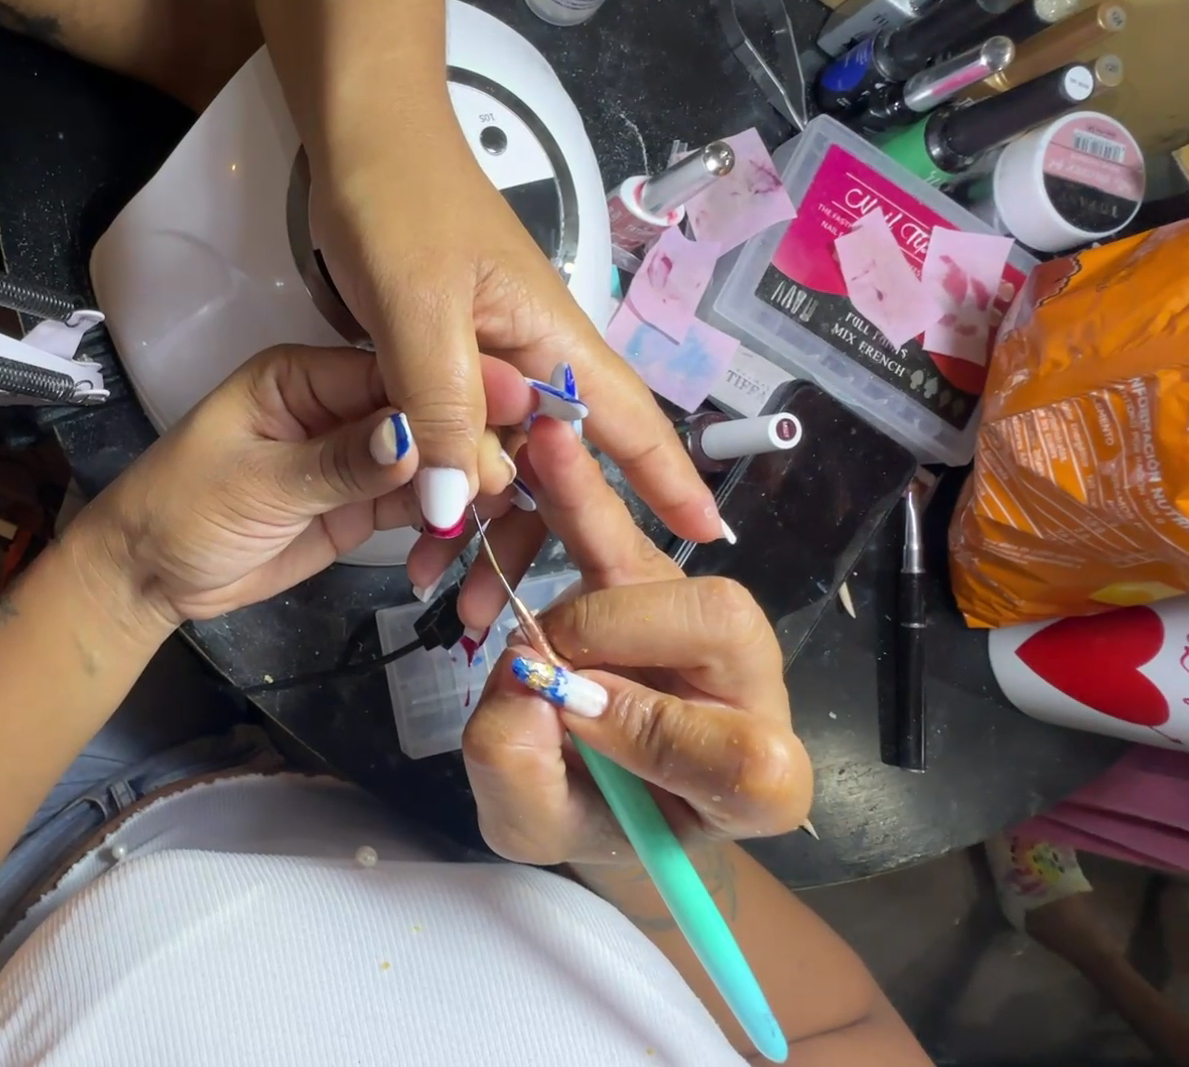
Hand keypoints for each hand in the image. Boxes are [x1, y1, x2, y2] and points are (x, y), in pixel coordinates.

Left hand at [78, 344, 533, 625]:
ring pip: (424, 460)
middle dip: (460, 443)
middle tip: (503, 478)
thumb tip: (417, 440)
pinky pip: (410, 501)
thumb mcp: (257, 482)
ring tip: (498, 505)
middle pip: (419, 415)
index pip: (391, 373)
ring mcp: (351, 457)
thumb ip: (338, 463)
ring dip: (457, 481)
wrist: (152, 574)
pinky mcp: (357, 503)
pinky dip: (438, 515)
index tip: (510, 414)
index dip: (448, 395)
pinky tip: (466, 528)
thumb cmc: (183, 510)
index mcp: (304, 376)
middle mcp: (335, 407)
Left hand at [311, 125, 721, 577]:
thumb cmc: (400, 209)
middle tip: (487, 613)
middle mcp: (527, 359)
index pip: (625, 421)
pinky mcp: (440, 364)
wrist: (358, 146)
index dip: (665, 482)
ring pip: (493, 460)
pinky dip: (433, 483)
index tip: (701, 542)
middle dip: (525, 539)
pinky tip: (409, 524)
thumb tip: (456, 505)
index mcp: (549, 342)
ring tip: (435, 586)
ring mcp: (483, 363)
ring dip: (468, 522)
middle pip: (548, 465)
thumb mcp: (418, 312)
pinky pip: (449, 437)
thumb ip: (439, 407)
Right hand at [460, 420, 810, 864]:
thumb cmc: (572, 815)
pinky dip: (577, 490)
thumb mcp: (532, 825)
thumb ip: (520, 772)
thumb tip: (519, 675)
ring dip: (589, 513)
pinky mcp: (644, 585)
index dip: (655, 735)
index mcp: (749, 781)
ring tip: (536, 464)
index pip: (747, 758)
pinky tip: (547, 443)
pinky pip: (612, 532)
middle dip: (606, 631)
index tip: (570, 721)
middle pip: (719, 627)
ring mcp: (693, 627)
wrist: (581, 787)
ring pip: (660, 565)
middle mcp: (745, 690)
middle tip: (528, 657)